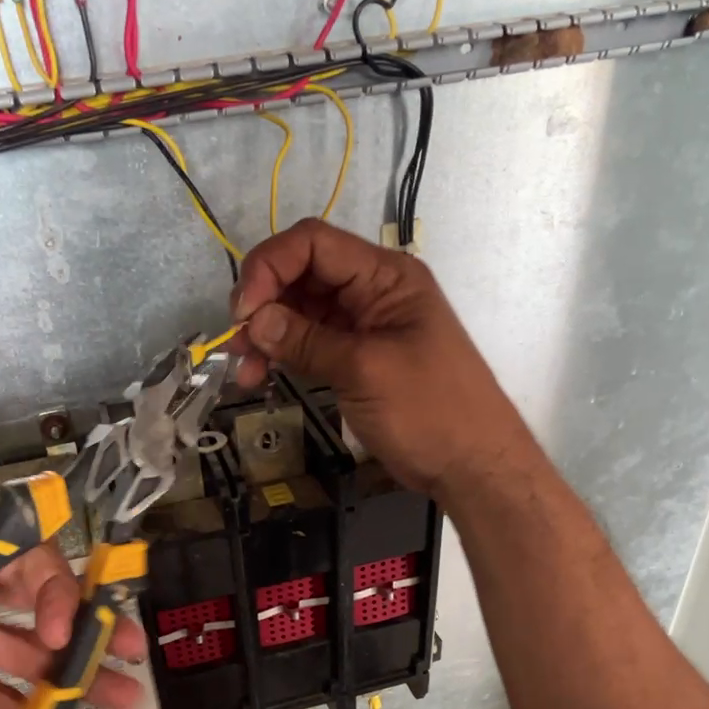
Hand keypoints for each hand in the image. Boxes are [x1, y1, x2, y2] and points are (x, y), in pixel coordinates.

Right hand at [229, 218, 542, 498]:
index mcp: (385, 276)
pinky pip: (310, 342)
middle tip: (237, 344)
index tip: (243, 311)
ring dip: (267, 333)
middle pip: (303, 274)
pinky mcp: (356, 357)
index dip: (270, 267)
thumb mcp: (365, 370)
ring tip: (246, 371)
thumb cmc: (430, 410)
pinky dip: (283, 354)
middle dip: (264, 302)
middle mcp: (372, 291)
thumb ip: (307, 341)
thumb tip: (254, 321)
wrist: (471, 465)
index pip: (314, 244)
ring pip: (301, 311)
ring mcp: (364, 325)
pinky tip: (261, 376)